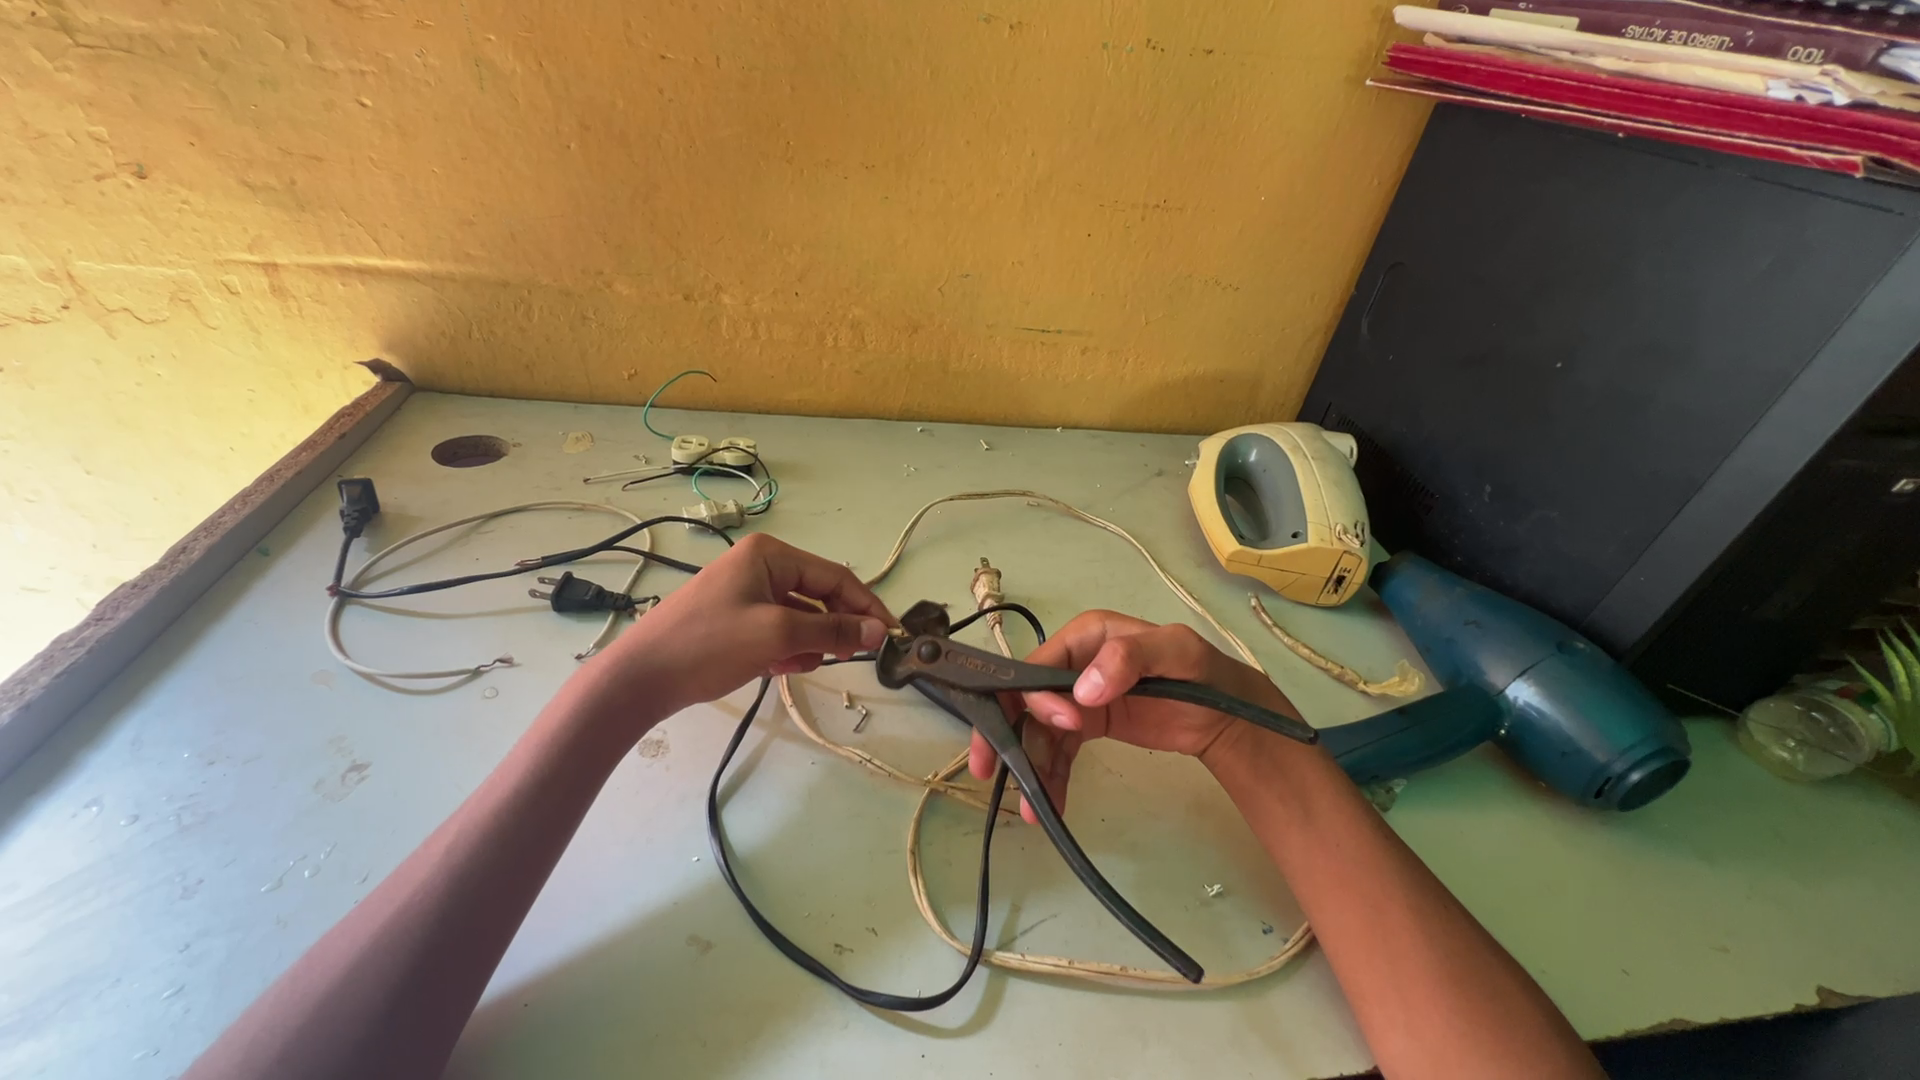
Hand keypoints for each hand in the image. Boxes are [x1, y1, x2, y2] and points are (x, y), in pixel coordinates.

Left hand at [597, 533, 892, 715]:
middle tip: (849, 658)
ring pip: (801, 616)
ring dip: (809, 642)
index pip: (836, 577)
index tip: (890, 636)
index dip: (867, 606)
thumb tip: (878, 630)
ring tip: (797, 665)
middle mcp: (761, 566)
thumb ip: (833, 630)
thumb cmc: (709, 645)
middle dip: (834, 627)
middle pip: (820, 595)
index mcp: (770, 555)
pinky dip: (787, 649)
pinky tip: (778, 669)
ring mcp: (746, 592)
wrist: (641, 678)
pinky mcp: (736, 619)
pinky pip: (779, 629)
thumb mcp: (778, 635)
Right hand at [967, 610, 1300, 821]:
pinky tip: (1052, 804)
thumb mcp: (1176, 652)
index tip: (1062, 724)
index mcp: (1085, 638)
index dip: (1037, 695)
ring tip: (1031, 809)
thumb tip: (1083, 691)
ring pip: (1038, 731)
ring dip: (1030, 767)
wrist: (1224, 714)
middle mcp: (1072, 665)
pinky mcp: (1086, 725)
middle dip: (1006, 734)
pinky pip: (1058, 751)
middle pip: (1025, 699)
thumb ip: (1130, 659)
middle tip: (988, 769)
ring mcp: (1076, 697)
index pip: (1042, 666)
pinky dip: (1051, 776)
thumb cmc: (1201, 673)